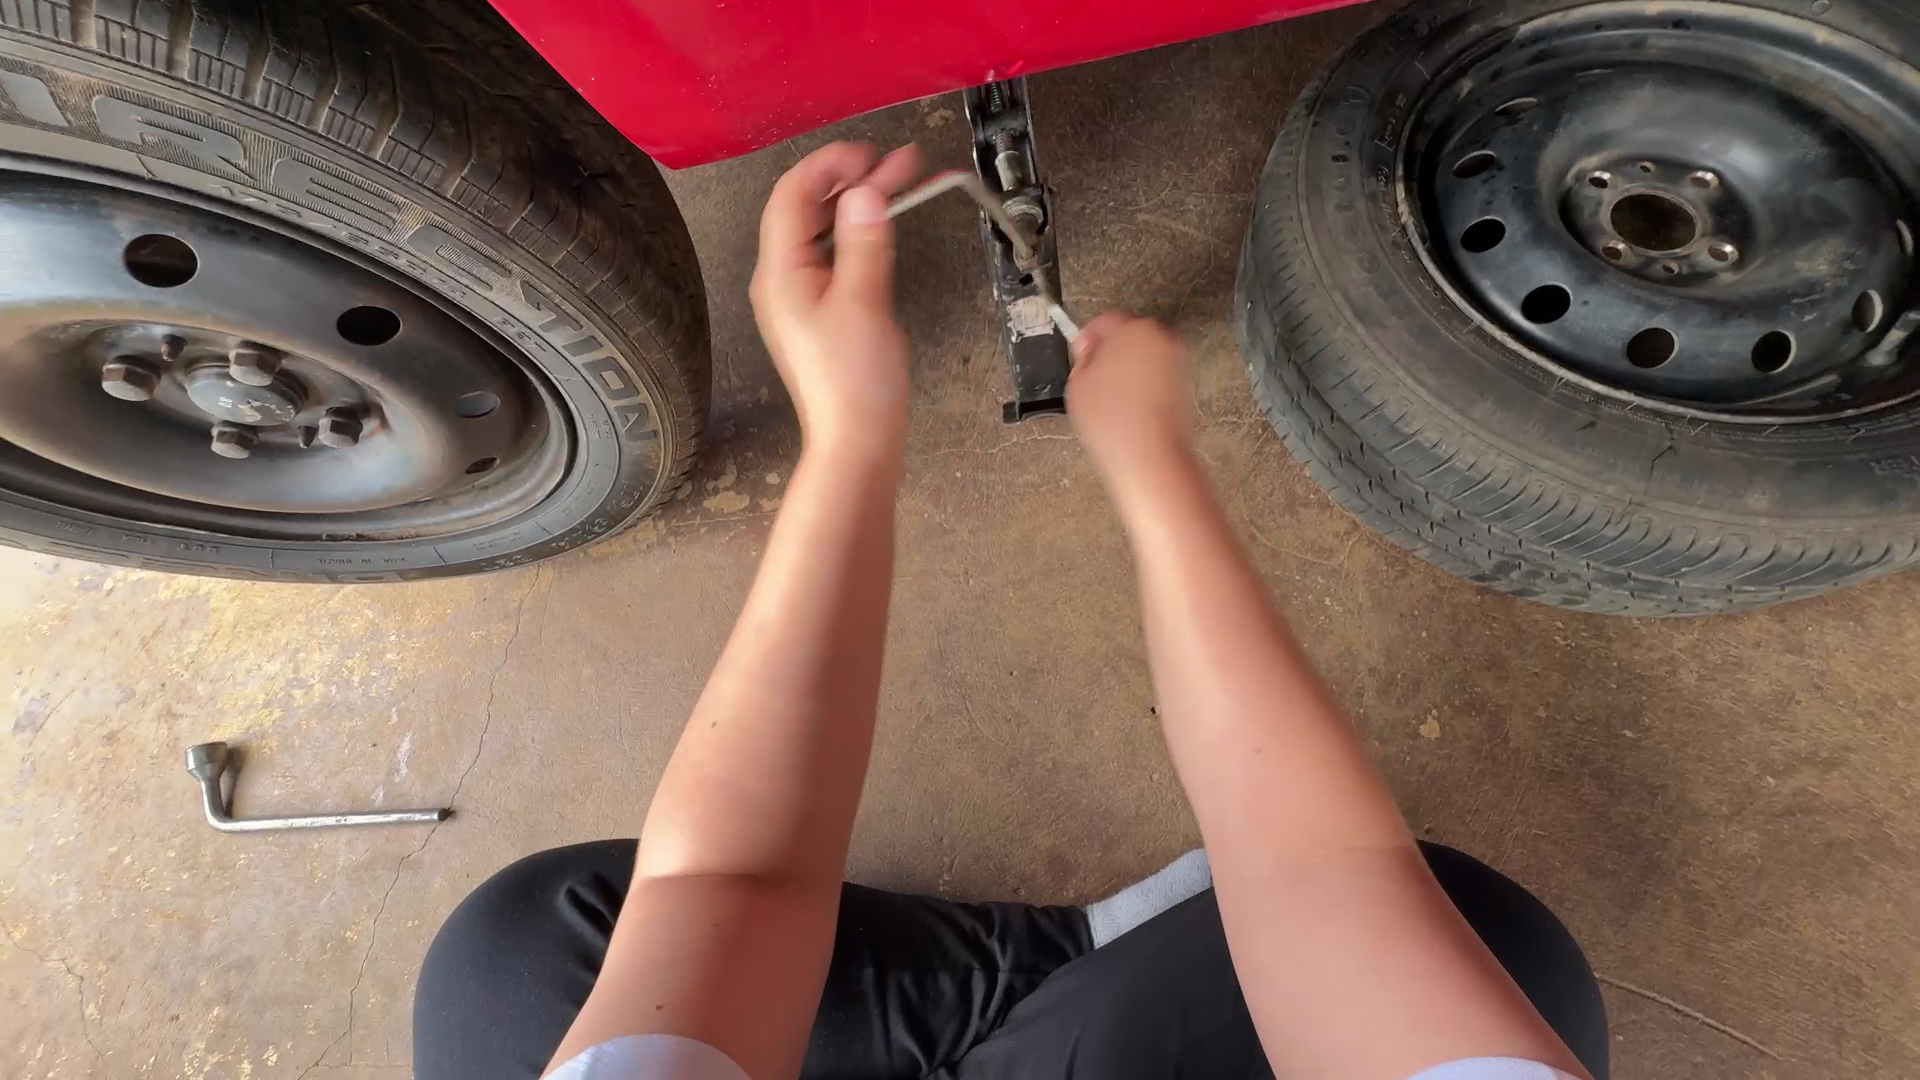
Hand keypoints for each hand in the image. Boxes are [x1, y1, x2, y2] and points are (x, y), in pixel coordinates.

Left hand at [751, 141, 923, 457]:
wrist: (857, 441)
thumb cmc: (856, 384)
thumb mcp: (864, 303)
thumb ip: (864, 242)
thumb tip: (865, 194)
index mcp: (780, 274)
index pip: (794, 195)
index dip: (831, 165)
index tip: (872, 154)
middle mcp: (782, 283)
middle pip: (811, 213)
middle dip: (855, 184)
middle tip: (901, 166)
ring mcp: (801, 301)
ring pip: (827, 236)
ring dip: (861, 210)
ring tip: (902, 189)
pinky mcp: (821, 317)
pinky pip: (836, 262)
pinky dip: (861, 241)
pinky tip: (885, 233)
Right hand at [1066, 313, 1196, 482]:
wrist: (1149, 455)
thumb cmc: (1114, 422)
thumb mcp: (1079, 383)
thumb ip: (1083, 357)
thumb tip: (1089, 349)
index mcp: (1132, 329)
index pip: (1106, 321)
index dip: (1089, 337)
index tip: (1080, 351)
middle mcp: (1160, 339)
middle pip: (1130, 335)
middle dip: (1111, 352)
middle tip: (1093, 376)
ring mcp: (1176, 362)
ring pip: (1145, 357)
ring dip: (1128, 369)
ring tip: (1110, 397)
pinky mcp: (1185, 385)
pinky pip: (1157, 377)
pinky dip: (1144, 386)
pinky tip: (1128, 408)